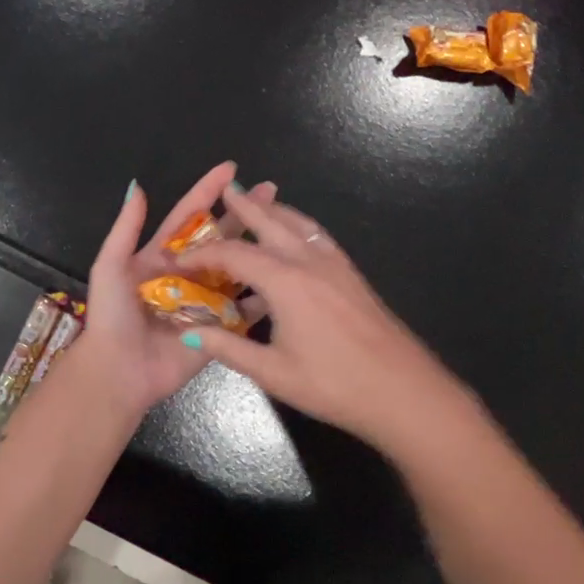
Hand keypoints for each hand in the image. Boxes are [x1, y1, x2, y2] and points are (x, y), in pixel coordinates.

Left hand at [68, 162, 277, 417]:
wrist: (118, 370)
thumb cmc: (112, 316)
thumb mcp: (110, 266)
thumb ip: (126, 228)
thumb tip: (138, 186)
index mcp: (160, 256)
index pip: (189, 216)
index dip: (208, 191)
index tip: (231, 169)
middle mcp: (186, 274)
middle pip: (220, 238)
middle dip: (243, 215)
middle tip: (270, 192)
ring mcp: (205, 302)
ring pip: (237, 269)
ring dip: (258, 249)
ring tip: (286, 229)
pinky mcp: (218, 329)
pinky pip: (244, 310)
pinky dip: (264, 295)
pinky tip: (288, 278)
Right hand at [174, 185, 471, 449]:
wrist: (405, 393)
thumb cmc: (335, 385)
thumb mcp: (273, 372)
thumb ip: (228, 348)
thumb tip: (188, 331)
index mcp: (285, 282)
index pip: (233, 254)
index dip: (202, 254)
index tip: (178, 258)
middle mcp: (309, 263)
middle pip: (271, 223)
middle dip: (245, 206)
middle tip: (226, 190)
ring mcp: (336, 266)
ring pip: (300, 225)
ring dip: (274, 210)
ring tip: (259, 201)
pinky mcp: (353, 276)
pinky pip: (318, 237)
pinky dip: (298, 226)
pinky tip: (297, 235)